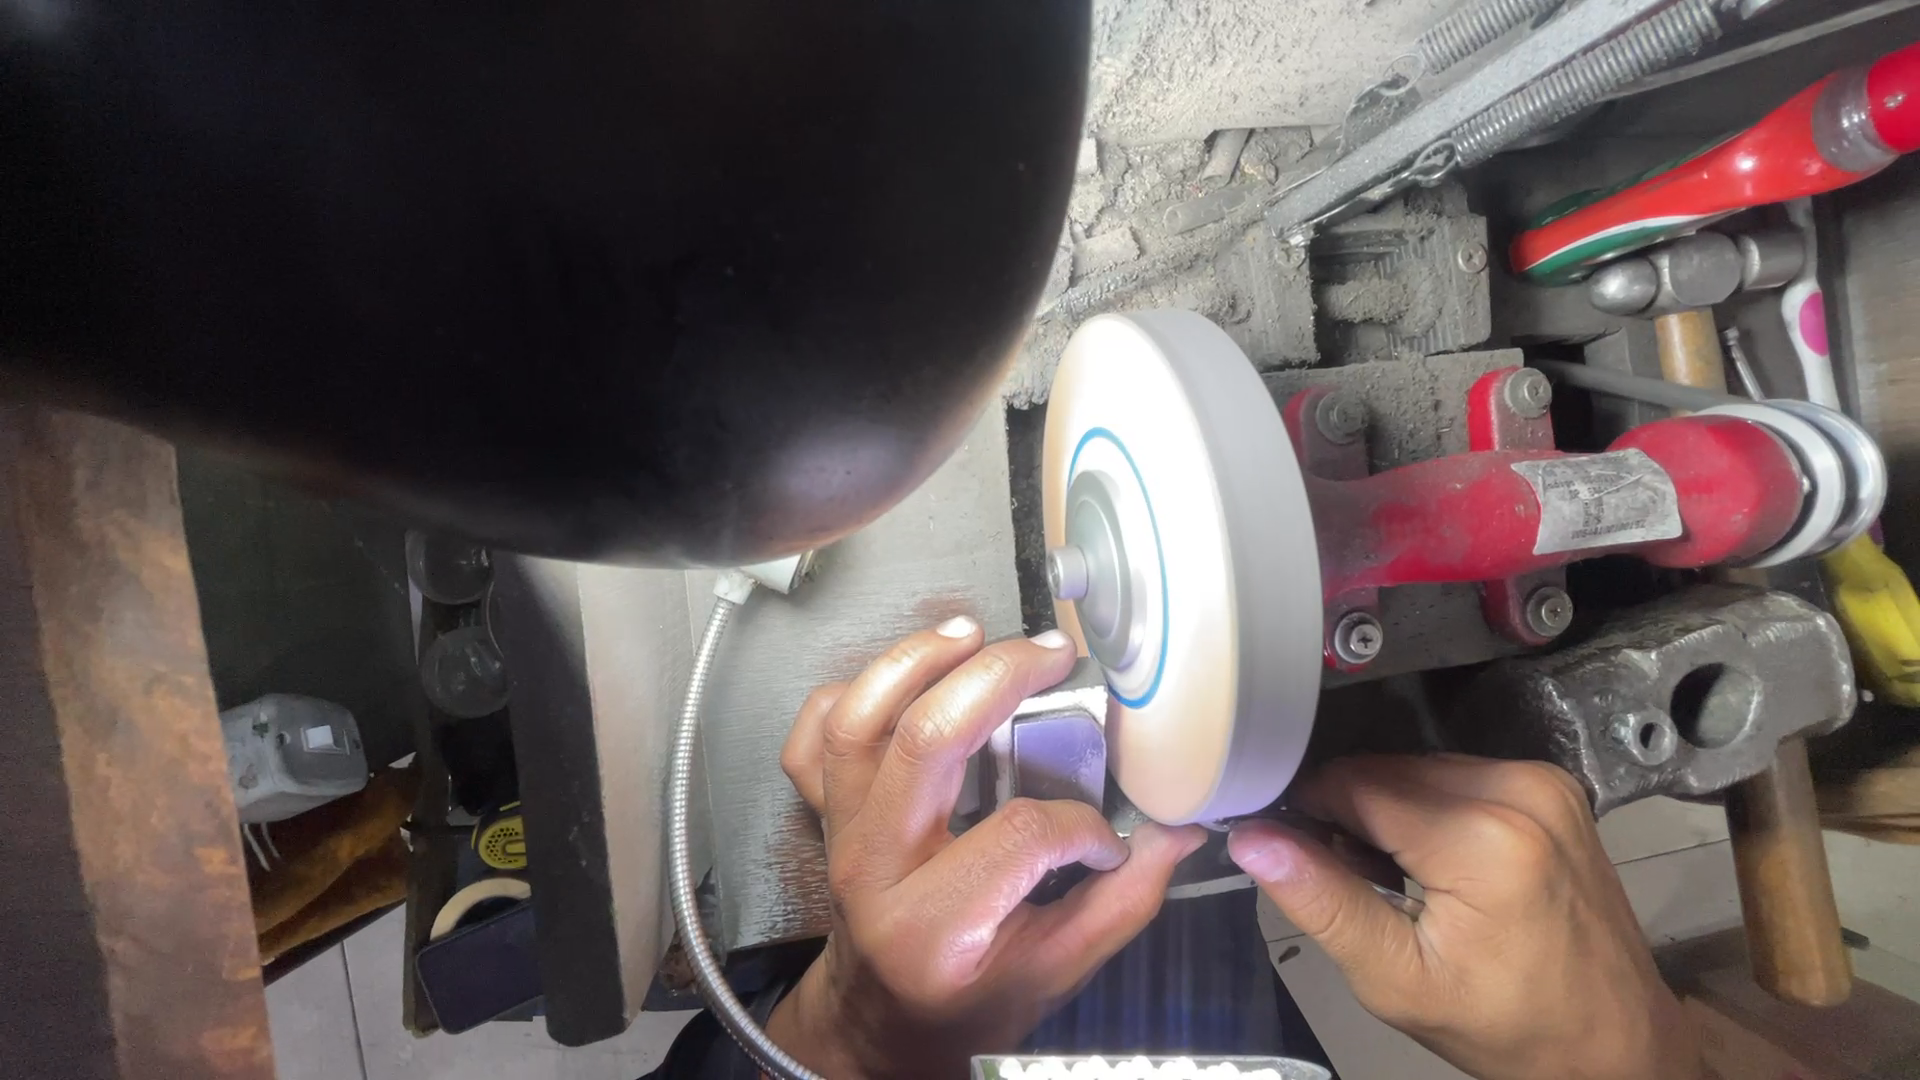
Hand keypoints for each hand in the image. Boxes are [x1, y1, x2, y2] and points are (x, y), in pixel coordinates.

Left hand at [765, 617, 1205, 1078]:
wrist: (877, 1021)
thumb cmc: (965, 1003)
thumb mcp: (1050, 974)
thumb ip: (1119, 903)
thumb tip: (1178, 832)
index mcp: (934, 927)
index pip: (1017, 836)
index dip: (1078, 824)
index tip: (1106, 834)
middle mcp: (874, 867)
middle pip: (926, 743)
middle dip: (996, 678)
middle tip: (1051, 653)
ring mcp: (841, 832)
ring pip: (858, 722)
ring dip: (914, 661)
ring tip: (971, 631)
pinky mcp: (825, 811)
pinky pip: (813, 737)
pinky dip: (850, 693)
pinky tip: (902, 679)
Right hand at [1229, 754, 1701, 1079]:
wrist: (1621, 1050)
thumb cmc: (1506, 1027)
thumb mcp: (1395, 981)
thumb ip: (1320, 901)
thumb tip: (1249, 838)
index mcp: (1482, 838)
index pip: (1346, 783)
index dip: (1310, 814)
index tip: (1305, 858)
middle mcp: (1516, 788)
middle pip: (1377, 771)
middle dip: (1347, 816)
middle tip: (1357, 881)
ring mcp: (1538, 781)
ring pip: (1405, 767)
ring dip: (1381, 809)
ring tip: (1397, 874)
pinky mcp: (1546, 783)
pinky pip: (1443, 772)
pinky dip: (1420, 805)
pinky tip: (1432, 855)